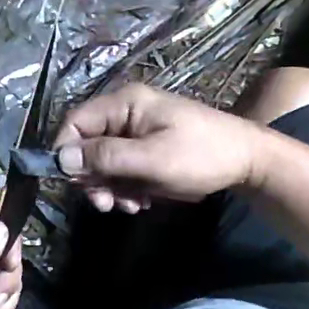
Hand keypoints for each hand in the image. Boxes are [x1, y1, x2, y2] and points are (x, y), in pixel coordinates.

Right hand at [51, 84, 266, 212]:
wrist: (247, 163)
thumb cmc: (200, 155)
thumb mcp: (151, 159)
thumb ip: (105, 157)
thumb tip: (61, 158)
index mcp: (125, 103)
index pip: (75, 122)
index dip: (67, 152)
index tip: (73, 183)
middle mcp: (126, 114)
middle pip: (87, 145)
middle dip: (93, 178)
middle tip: (106, 204)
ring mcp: (137, 133)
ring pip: (103, 163)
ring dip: (111, 188)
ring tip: (130, 205)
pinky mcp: (146, 151)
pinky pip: (122, 171)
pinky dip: (126, 189)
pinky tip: (142, 202)